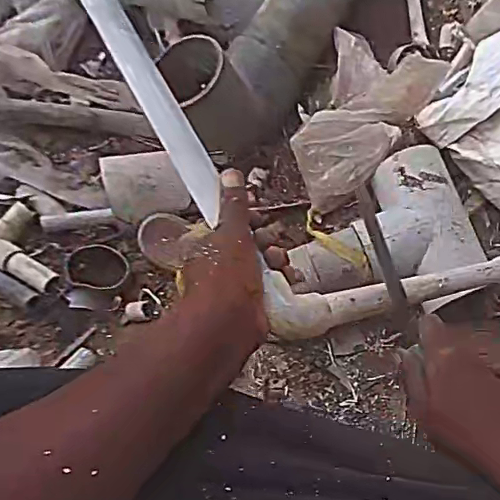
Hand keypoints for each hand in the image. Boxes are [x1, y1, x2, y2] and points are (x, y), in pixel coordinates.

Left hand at [177, 169, 267, 349]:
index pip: (233, 224)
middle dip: (268, 242)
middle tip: (270, 245)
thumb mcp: (231, 234)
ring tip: (279, 266)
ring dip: (278, 262)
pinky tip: (289, 281)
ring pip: (266, 264)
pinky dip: (284, 281)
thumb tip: (230, 175)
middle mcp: (223, 265)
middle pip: (253, 243)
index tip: (258, 220)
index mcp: (210, 245)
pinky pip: (275, 285)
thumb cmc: (223, 280)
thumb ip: (234, 206)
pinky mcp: (256, 302)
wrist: (230, 324)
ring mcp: (240, 285)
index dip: (249, 220)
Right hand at [400, 312, 499, 469]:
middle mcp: (465, 355)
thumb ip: (411, 377)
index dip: (418, 331)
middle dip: (432, 360)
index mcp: (443, 356)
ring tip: (441, 404)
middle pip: (443, 345)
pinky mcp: (495, 383)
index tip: (410, 346)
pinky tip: (460, 411)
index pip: (428, 325)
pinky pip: (471, 377)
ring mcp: (483, 368)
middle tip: (422, 387)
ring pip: (458, 362)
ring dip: (448, 375)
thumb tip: (404, 356)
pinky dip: (463, 388)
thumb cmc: (458, 431)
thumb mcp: (420, 408)